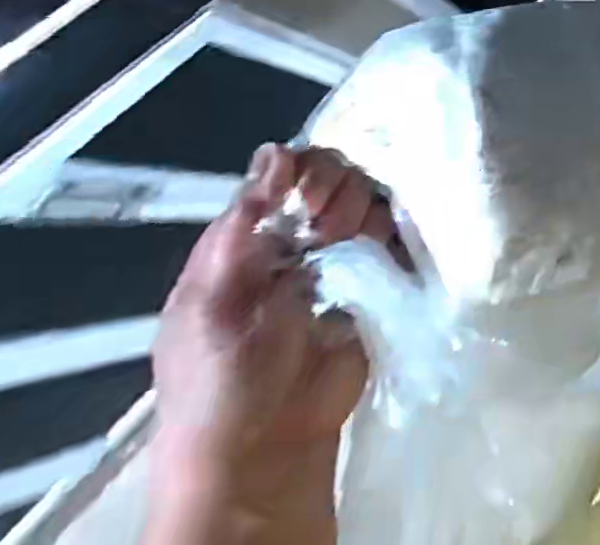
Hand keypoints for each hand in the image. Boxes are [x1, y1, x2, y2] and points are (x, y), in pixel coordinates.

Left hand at [145, 145, 396, 544]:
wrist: (268, 450)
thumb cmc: (220, 379)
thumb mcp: (209, 301)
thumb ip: (241, 225)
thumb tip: (277, 149)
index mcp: (248, 240)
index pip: (286, 174)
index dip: (303, 169)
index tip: (307, 194)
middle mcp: (296, 240)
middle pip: (333, 179)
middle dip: (333, 191)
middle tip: (323, 228)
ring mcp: (339, 259)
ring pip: (366, 203)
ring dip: (358, 214)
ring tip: (343, 246)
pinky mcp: (375, 282)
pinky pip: (391, 239)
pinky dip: (390, 232)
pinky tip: (379, 246)